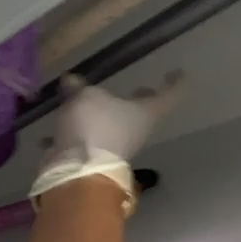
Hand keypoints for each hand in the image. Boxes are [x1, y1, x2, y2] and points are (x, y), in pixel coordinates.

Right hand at [44, 72, 181, 165]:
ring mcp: (118, 148)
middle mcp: (138, 131)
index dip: (175, 82)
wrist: (77, 168)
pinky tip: (63, 131)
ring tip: (91, 108)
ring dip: (107, 118)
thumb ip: (78, 87)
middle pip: (143, 113)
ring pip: (116, 127)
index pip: (171, 94)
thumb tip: (71, 80)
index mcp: (146, 112)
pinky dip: (81, 135)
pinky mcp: (96, 160)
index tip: (177, 73)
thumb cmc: (93, 125)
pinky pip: (90, 142)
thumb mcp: (84, 97)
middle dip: (138, 101)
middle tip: (136, 90)